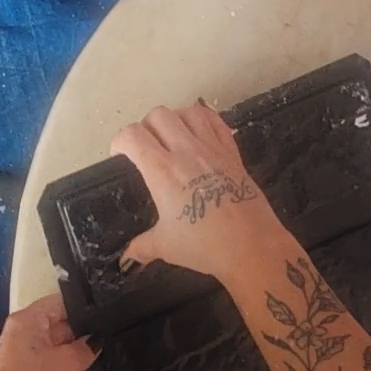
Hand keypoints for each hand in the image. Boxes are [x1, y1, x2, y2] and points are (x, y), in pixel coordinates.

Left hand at [0, 294, 98, 370]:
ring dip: (74, 352)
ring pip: (55, 346)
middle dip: (80, 331)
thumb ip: (86, 346)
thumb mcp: (69, 363)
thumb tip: (95, 340)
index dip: (83, 306)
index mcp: (26, 321)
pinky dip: (65, 368)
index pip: (58, 302)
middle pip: (57, 323)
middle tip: (109, 335)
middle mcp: (21, 334)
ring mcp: (21, 356)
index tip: (105, 313)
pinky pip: (50, 364)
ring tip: (101, 355)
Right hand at [112, 104, 293, 281]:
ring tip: (172, 137)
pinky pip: (215, 121)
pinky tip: (198, 133)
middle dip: (146, 126)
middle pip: (158, 115)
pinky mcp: (232, 151)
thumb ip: (141, 247)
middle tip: (147, 146)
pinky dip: (202, 119)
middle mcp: (185, 151)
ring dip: (175, 119)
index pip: (132, 136)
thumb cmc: (204, 245)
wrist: (251, 246)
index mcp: (162, 170)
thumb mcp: (165, 246)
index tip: (120, 155)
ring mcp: (211, 147)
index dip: (120, 141)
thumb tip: (127, 258)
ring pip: (188, 111)